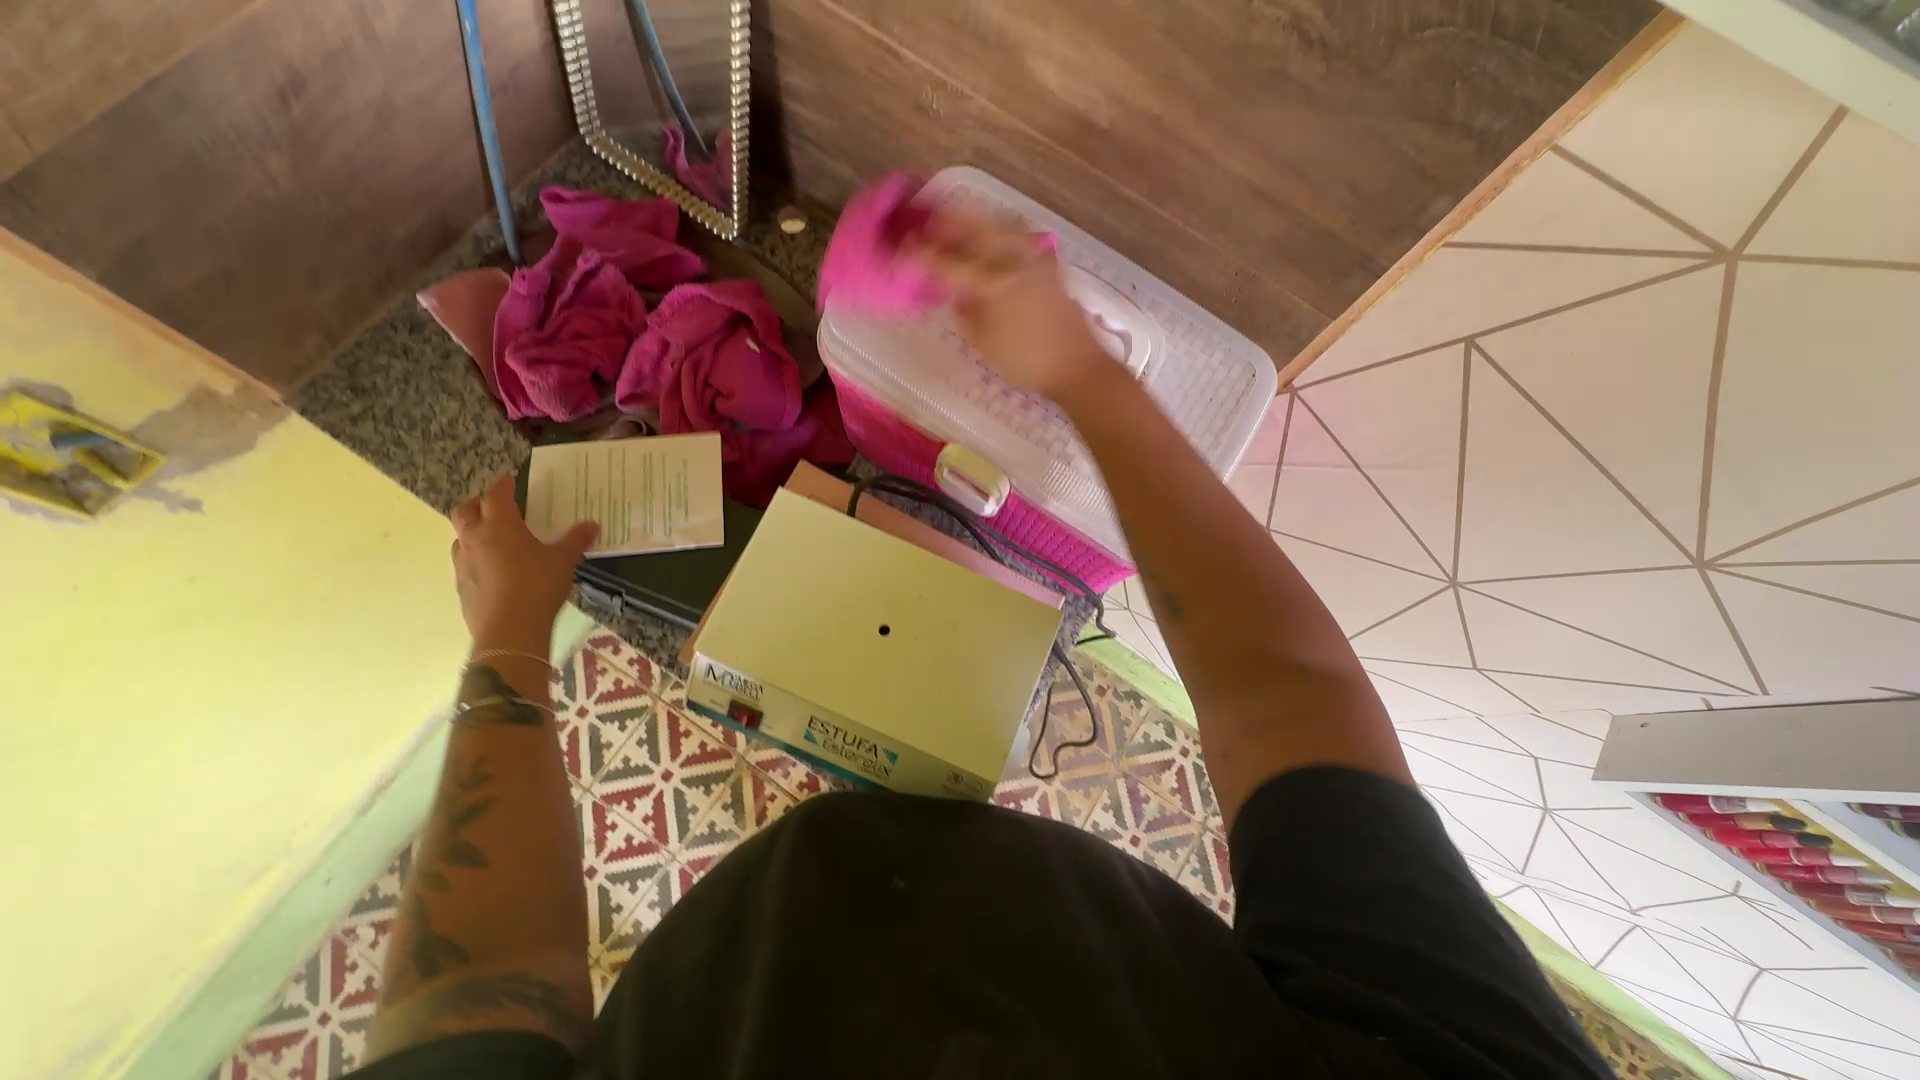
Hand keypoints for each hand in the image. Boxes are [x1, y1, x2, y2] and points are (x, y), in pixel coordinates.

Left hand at [449, 476, 597, 644]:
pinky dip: (476, 560)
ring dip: (473, 533)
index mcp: (499, 526)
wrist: (510, 629)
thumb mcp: (564, 560)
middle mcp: (475, 539)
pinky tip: (494, 572)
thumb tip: (592, 525)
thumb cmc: (538, 585)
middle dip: (477, 504)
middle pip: (465, 511)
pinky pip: (464, 564)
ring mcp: (463, 564)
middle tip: (493, 506)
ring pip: (460, 538)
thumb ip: (576, 540)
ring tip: (493, 540)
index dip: (503, 486)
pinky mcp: (461, 586)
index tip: (509, 480)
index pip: (495, 496)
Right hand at [908, 207, 1121, 403]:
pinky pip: (1022, 238)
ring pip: (1002, 227)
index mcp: (993, 285)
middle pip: (976, 229)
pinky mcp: (1050, 267)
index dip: (921, 255)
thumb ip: (966, 314)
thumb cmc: (1027, 363)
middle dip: (949, 221)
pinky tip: (996, 237)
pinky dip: (1004, 231)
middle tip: (928, 219)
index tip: (900, 248)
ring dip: (977, 220)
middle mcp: (1013, 263)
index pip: (948, 263)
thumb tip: (955, 293)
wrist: (1077, 366)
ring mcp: (1035, 261)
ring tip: (960, 219)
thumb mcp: (985, 344)